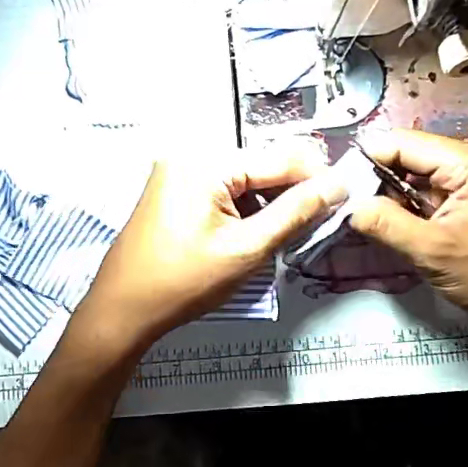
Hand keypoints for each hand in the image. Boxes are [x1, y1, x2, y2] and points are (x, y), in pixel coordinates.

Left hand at [69, 147, 347, 357]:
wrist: (123, 310)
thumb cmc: (180, 282)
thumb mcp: (248, 248)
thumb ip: (295, 212)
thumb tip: (333, 186)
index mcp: (205, 162)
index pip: (278, 158)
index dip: (316, 176)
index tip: (344, 195)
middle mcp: (190, 156)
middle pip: (262, 164)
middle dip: (293, 191)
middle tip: (318, 220)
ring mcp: (180, 172)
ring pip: (246, 178)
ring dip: (271, 202)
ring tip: (285, 234)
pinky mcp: (177, 190)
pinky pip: (225, 189)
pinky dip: (247, 208)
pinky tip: (256, 233)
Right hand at [348, 130, 467, 346]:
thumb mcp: (435, 252)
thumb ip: (387, 224)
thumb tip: (347, 205)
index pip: (403, 142)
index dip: (365, 158)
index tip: (333, 183)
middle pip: (407, 157)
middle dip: (373, 178)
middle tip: (341, 205)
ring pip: (412, 178)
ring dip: (386, 197)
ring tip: (355, 217)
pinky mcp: (466, 202)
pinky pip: (424, 196)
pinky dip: (403, 210)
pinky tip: (382, 226)